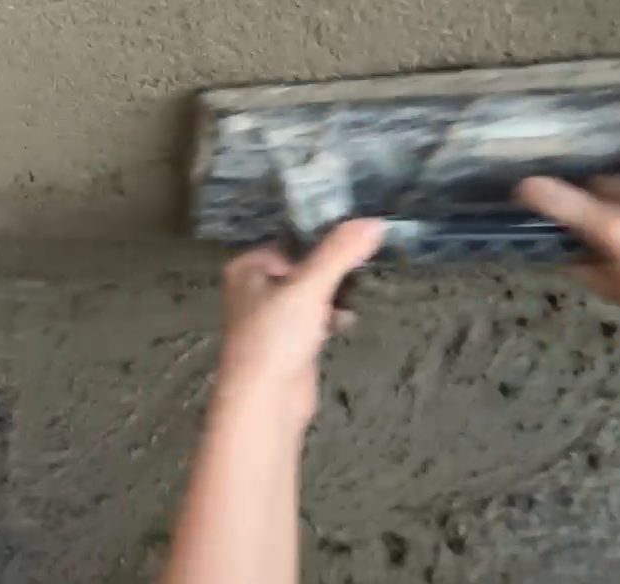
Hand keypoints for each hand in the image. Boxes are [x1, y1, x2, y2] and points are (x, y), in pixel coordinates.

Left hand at [215, 219, 386, 432]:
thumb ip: (339, 254)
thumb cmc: (276, 334)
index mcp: (246, 267)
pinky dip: (331, 317)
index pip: (289, 242)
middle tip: (363, 271)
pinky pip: (314, 317)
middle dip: (331, 272)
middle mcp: (253, 286)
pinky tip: (345, 322)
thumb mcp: (309, 288)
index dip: (321, 243)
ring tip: (356, 295)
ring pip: (310, 293)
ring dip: (334, 296)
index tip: (358, 241)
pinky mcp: (287, 338)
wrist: (266, 397)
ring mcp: (270, 314)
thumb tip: (373, 222)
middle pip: (302, 267)